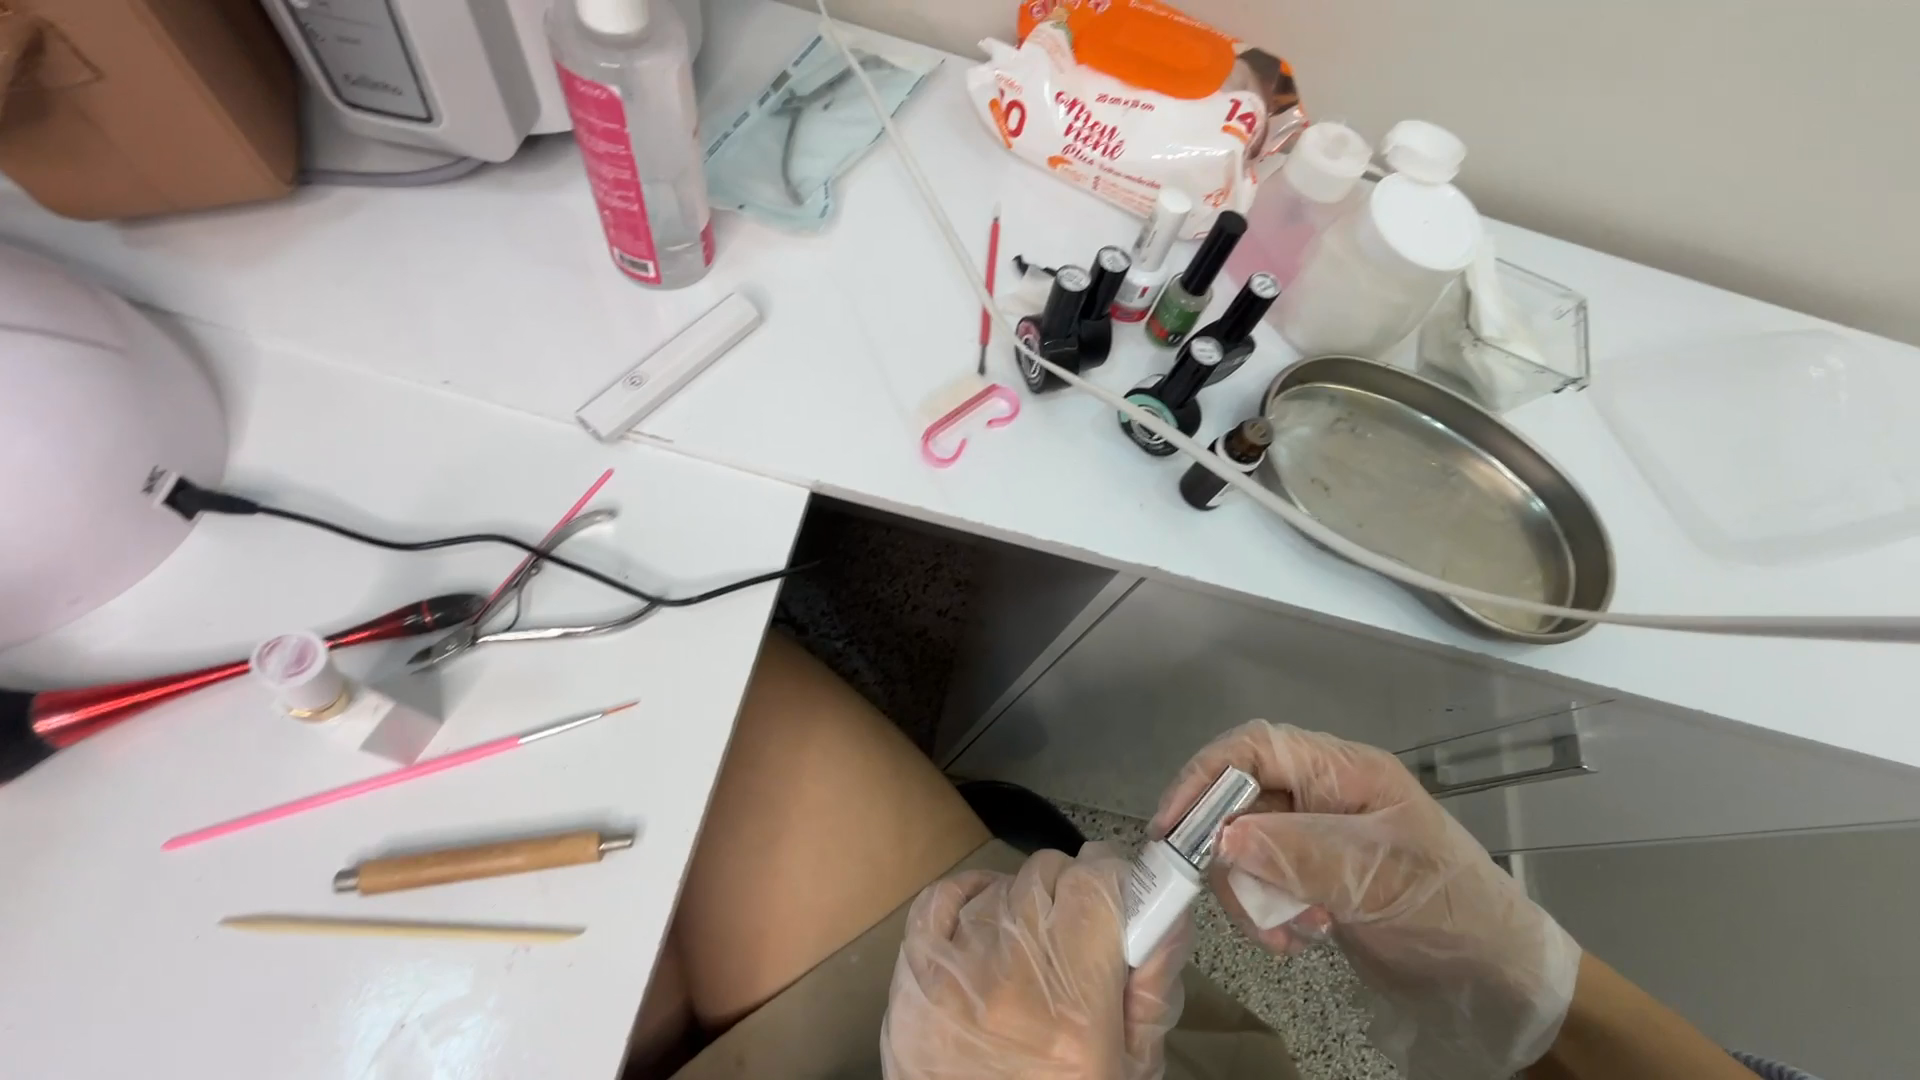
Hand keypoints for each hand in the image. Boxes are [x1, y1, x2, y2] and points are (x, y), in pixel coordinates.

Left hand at [881, 843, 1189, 1079]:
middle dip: (1071, 892)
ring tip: (1031, 948)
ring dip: (1025, 903)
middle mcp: (1012, 983)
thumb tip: (1168, 908)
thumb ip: (1154, 983)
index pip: (1095, 885)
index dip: (1113, 877)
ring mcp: (954, 975)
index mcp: (1075, 1011)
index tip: (1117, 890)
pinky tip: (988, 918)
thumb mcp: (1131, 1066)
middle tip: (1077, 929)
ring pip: (1003, 885)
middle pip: (1047, 875)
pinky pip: (944, 897)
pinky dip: (970, 896)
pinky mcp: (913, 976)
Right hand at [1153, 722, 1581, 1078]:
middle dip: (1229, 853)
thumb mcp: (1376, 877)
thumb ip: (1295, 853)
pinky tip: (1295, 937)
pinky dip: (1265, 911)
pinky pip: (1260, 878)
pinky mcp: (1309, 871)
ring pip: (1241, 844)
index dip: (1205, 778)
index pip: (1252, 749)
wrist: (1498, 980)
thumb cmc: (1448, 909)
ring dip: (1251, 892)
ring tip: (1286, 932)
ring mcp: (1312, 833)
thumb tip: (1218, 839)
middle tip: (1237, 901)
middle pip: (1238, 799)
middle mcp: (1319, 791)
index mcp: (1340, 770)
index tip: (1171, 827)